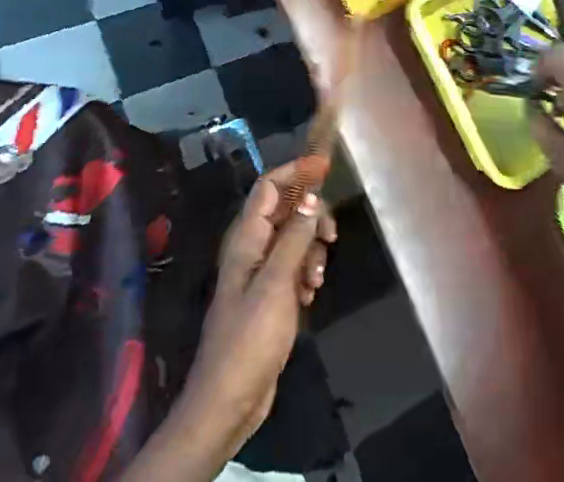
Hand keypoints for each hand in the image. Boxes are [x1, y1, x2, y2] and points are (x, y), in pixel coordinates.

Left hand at [177, 163, 336, 455]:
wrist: (230, 396)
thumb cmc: (251, 337)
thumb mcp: (277, 284)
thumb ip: (294, 239)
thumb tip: (311, 197)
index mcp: (245, 238)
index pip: (268, 188)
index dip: (295, 172)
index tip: (326, 167)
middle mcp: (249, 248)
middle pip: (284, 211)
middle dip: (310, 217)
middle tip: (332, 237)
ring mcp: (258, 272)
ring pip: (291, 241)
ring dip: (310, 250)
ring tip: (317, 279)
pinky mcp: (267, 296)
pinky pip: (291, 268)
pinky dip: (305, 273)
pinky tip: (311, 294)